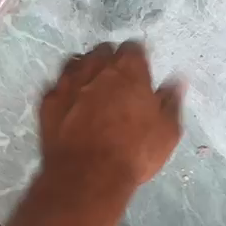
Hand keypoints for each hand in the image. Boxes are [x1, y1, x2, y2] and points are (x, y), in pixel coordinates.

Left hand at [4, 41, 183, 225]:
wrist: (87, 176)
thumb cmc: (134, 153)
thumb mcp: (167, 131)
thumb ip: (171, 101)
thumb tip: (177, 81)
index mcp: (129, 71)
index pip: (133, 49)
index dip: (137, 58)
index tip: (140, 72)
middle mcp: (97, 69)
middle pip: (103, 51)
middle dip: (110, 61)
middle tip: (116, 81)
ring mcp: (68, 83)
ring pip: (77, 63)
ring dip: (86, 70)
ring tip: (91, 88)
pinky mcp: (48, 101)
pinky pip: (57, 86)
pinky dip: (65, 91)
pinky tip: (70, 104)